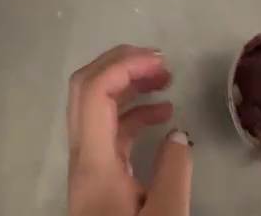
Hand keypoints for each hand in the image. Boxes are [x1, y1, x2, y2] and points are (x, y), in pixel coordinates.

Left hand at [66, 45, 193, 215]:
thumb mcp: (165, 214)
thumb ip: (174, 171)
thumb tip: (178, 134)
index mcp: (92, 160)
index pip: (94, 90)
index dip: (125, 64)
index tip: (160, 60)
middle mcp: (82, 155)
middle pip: (87, 87)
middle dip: (121, 63)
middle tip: (158, 60)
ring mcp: (88, 165)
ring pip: (98, 106)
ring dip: (129, 84)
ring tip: (165, 79)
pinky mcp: (97, 177)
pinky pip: (111, 129)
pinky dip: (134, 112)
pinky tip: (162, 114)